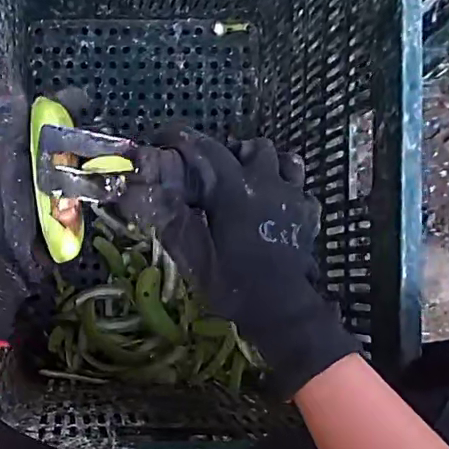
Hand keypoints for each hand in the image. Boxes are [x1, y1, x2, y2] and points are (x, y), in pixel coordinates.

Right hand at [123, 130, 359, 396]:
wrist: (281, 309)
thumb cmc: (233, 283)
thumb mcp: (193, 254)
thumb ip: (171, 218)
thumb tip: (140, 193)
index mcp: (234, 189)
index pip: (205, 148)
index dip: (181, 139)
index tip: (163, 139)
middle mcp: (266, 182)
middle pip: (248, 147)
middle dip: (226, 153)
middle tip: (210, 173)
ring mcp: (292, 196)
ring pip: (281, 159)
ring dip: (261, 164)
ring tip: (245, 182)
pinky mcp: (308, 212)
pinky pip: (297, 185)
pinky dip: (283, 187)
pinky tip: (271, 204)